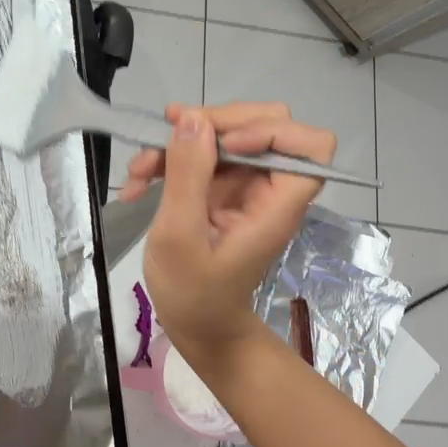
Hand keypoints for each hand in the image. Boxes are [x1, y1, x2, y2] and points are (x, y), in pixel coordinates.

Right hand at [125, 103, 337, 380]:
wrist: (196, 327)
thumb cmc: (194, 294)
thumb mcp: (180, 236)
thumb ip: (187, 176)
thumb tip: (192, 119)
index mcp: (278, 203)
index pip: (310, 144)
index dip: (271, 131)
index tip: (226, 144)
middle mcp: (267, 187)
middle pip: (262, 125)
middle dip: (209, 125)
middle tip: (167, 134)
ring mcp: (242, 186)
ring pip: (221, 136)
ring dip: (176, 144)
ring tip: (137, 171)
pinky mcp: (218, 190)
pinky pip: (198, 156)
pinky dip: (166, 161)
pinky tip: (138, 184)